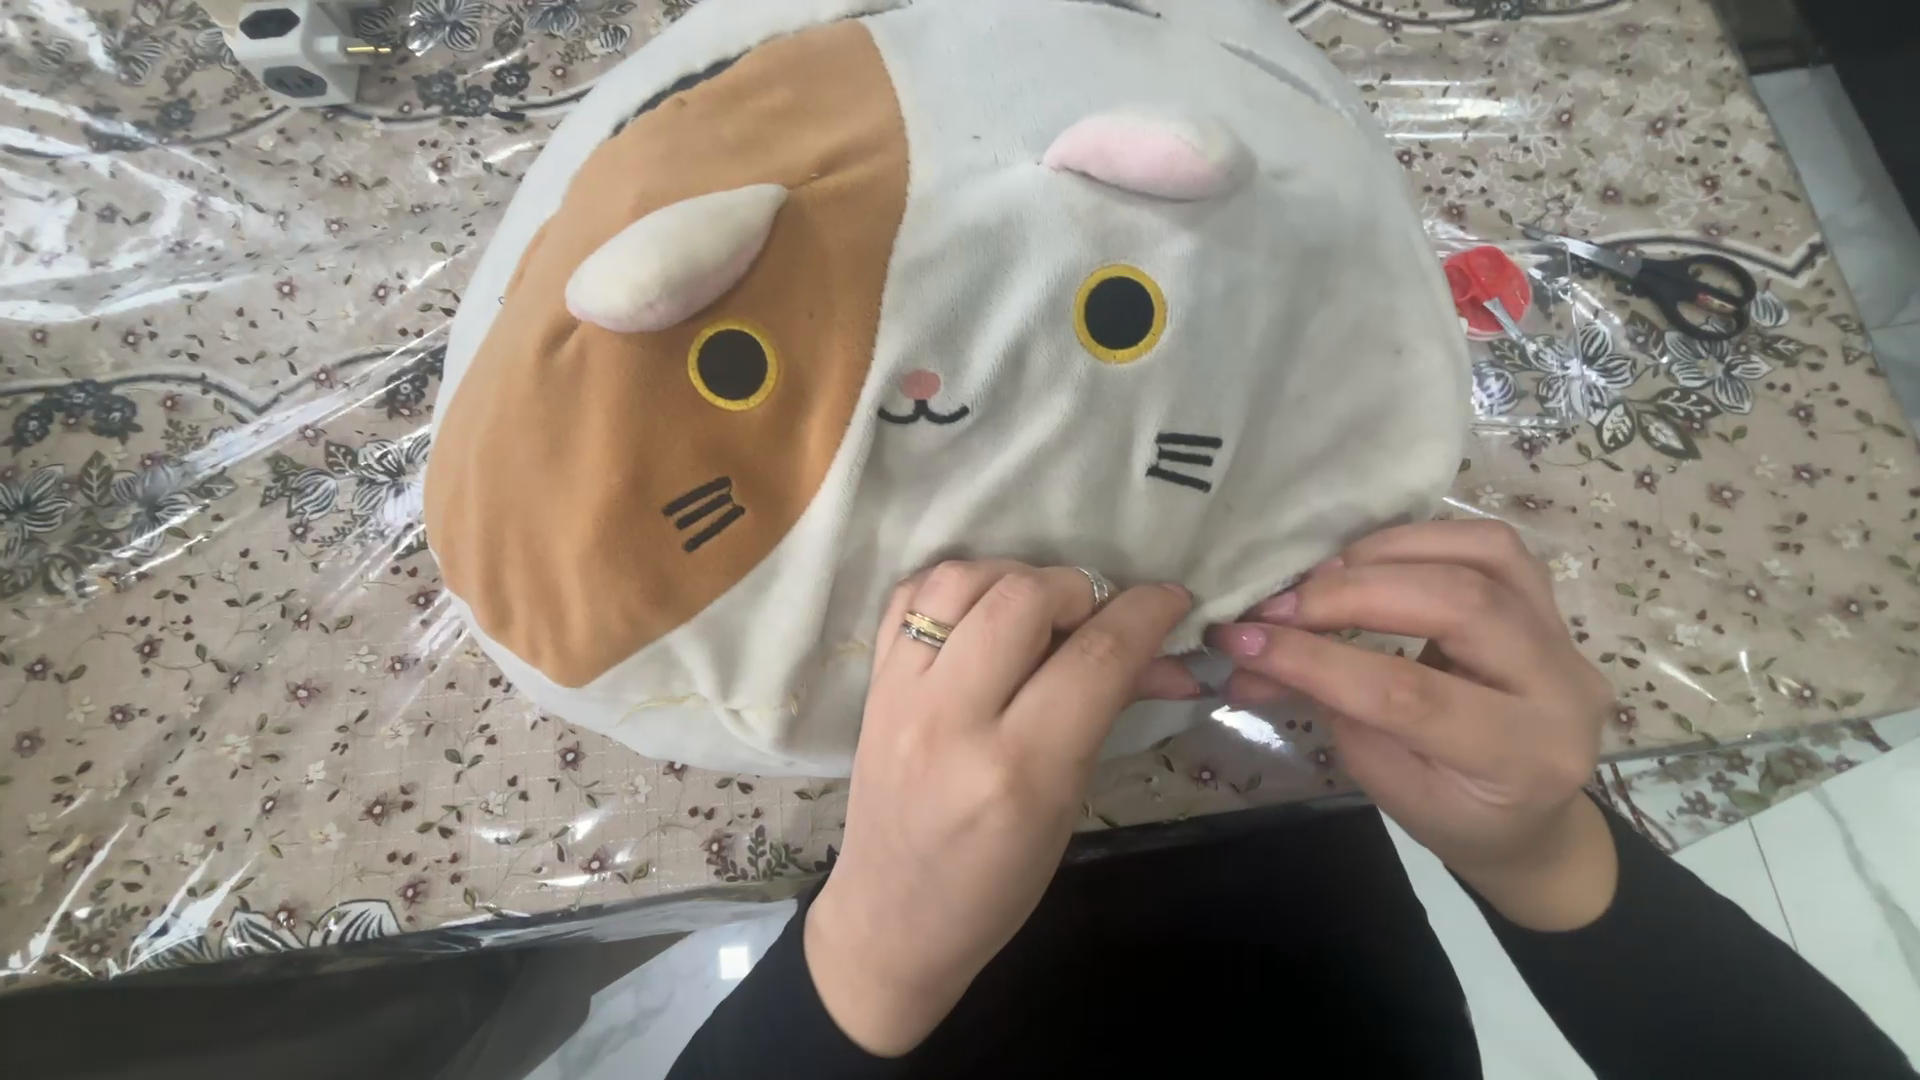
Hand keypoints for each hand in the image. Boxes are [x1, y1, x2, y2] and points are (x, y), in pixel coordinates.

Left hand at [805, 561, 1192, 1054]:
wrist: (892, 919)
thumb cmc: (996, 886)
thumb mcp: (1067, 806)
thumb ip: (1110, 714)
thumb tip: (1167, 656)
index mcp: (1017, 773)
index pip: (1095, 659)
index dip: (1144, 613)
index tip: (1168, 598)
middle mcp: (950, 721)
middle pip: (1023, 599)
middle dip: (1078, 587)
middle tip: (1094, 614)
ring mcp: (899, 697)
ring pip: (959, 580)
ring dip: (1013, 575)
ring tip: (1036, 606)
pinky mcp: (870, 685)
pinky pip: (907, 596)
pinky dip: (954, 585)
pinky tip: (980, 609)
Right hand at [1207, 521, 1619, 930]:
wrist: (1528, 814)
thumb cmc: (1450, 809)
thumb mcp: (1377, 777)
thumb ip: (1318, 706)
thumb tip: (1241, 656)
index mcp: (1520, 757)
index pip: (1405, 693)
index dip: (1314, 659)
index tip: (1241, 640)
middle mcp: (1561, 687)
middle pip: (1458, 604)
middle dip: (1346, 595)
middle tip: (1275, 606)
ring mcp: (1565, 636)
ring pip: (1483, 555)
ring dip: (1383, 553)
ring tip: (1320, 576)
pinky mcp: (1549, 603)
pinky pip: (1490, 544)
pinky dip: (1416, 540)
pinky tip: (1366, 560)